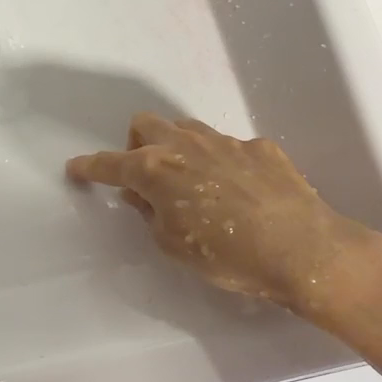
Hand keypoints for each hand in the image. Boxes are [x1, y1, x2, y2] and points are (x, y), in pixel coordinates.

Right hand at [65, 114, 381, 311]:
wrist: (307, 252)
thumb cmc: (230, 256)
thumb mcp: (174, 245)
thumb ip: (151, 214)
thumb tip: (146, 196)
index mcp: (155, 169)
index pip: (109, 163)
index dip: (89, 167)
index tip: (75, 168)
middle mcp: (184, 145)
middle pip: (145, 125)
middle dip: (137, 144)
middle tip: (147, 175)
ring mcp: (225, 142)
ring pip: (187, 129)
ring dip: (179, 148)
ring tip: (193, 181)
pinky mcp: (261, 149)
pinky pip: (230, 148)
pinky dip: (224, 164)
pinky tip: (242, 193)